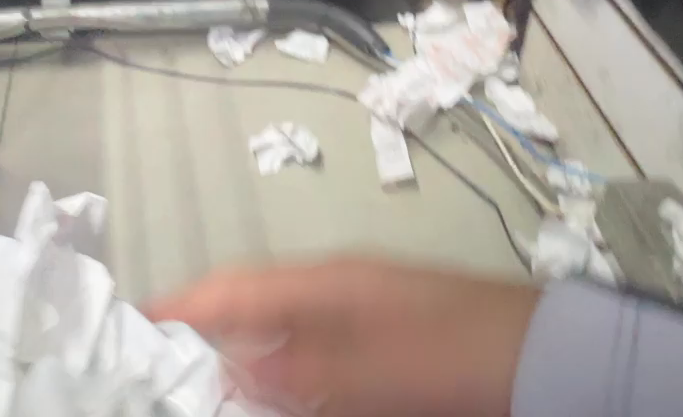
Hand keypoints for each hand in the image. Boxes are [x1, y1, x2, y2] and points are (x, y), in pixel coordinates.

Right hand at [148, 258, 541, 416]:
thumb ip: (305, 369)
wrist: (549, 361)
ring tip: (201, 387)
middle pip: (247, 311)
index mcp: (324, 284)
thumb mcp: (381, 369)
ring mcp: (353, 320)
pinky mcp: (374, 351)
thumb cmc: (458, 355)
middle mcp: (329, 294)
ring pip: (276, 339)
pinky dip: (282, 381)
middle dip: (202, 337)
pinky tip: (271, 399)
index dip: (183, 304)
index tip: (133, 321)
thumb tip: (232, 369)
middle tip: (157, 371)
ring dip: (239, 362)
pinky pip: (309, 362)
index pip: (235, 288)